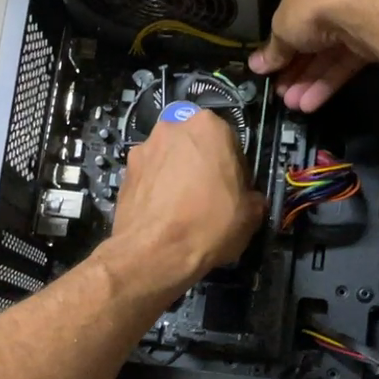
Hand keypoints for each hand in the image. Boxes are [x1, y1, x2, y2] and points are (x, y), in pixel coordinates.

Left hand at [101, 110, 265, 297]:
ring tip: (183, 211)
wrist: (154, 252)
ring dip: (178, 178)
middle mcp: (172, 129)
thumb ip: (252, 197)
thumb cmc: (208, 225)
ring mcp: (144, 149)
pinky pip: (150, 179)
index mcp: (209, 127)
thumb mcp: (251, 215)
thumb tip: (249, 200)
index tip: (235, 193)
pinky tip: (164, 217)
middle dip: (203, 168)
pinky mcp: (125, 173)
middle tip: (210, 200)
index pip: (231, 145)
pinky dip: (157, 192)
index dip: (236, 172)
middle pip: (196, 148)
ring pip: (170, 162)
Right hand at [248, 0, 378, 111]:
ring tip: (293, 103)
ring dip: (309, 79)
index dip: (281, 38)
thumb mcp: (282, 26)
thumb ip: (273, 48)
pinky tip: (311, 102)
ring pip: (329, 51)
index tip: (271, 63)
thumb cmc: (312, 3)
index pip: (292, 7)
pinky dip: (329, 81)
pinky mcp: (374, 35)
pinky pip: (346, 60)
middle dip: (295, 66)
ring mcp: (358, 11)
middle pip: (311, 33)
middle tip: (280, 91)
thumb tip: (256, 65)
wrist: (362, 8)